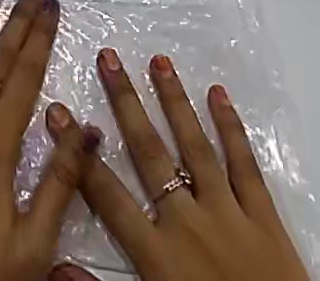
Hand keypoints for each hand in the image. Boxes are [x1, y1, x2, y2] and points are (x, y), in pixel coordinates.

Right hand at [45, 50, 309, 280]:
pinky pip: (245, 166)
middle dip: (126, 103)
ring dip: (175, 101)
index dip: (79, 153)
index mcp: (158, 257)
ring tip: (160, 61)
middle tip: (109, 60)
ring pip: (195, 147)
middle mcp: (188, 225)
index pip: (107, 194)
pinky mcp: (266, 219)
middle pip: (150, 153)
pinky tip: (219, 94)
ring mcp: (229, 216)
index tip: (59, 111)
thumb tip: (53, 266)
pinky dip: (231, 128)